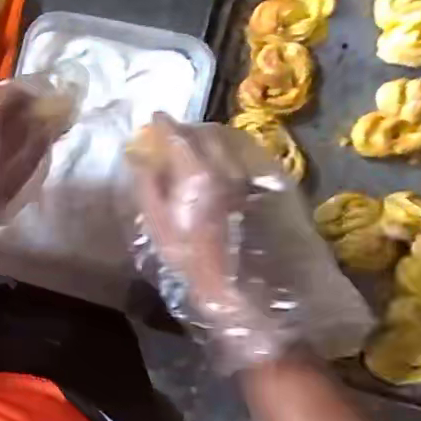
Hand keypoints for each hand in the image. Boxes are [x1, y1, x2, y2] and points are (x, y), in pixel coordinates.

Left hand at [0, 75, 74, 301]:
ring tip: (32, 136)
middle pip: (0, 102)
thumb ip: (38, 140)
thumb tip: (56, 115)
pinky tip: (8, 150)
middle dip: (26, 107)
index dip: (37, 92)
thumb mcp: (17, 171)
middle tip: (48, 120)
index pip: (13, 89)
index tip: (56, 101)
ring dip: (11, 121)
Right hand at [126, 116, 371, 370]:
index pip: (179, 137)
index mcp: (201, 177)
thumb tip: (140, 158)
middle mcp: (233, 169)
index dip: (164, 125)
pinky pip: (253, 157)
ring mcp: (259, 178)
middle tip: (172, 132)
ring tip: (198, 144)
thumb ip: (150, 191)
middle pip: (210, 133)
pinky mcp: (280, 191)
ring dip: (214, 136)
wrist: (257, 303)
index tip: (153, 117)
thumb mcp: (161, 234)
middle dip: (189, 128)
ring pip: (235, 141)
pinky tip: (228, 162)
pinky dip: (235, 150)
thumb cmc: (199, 272)